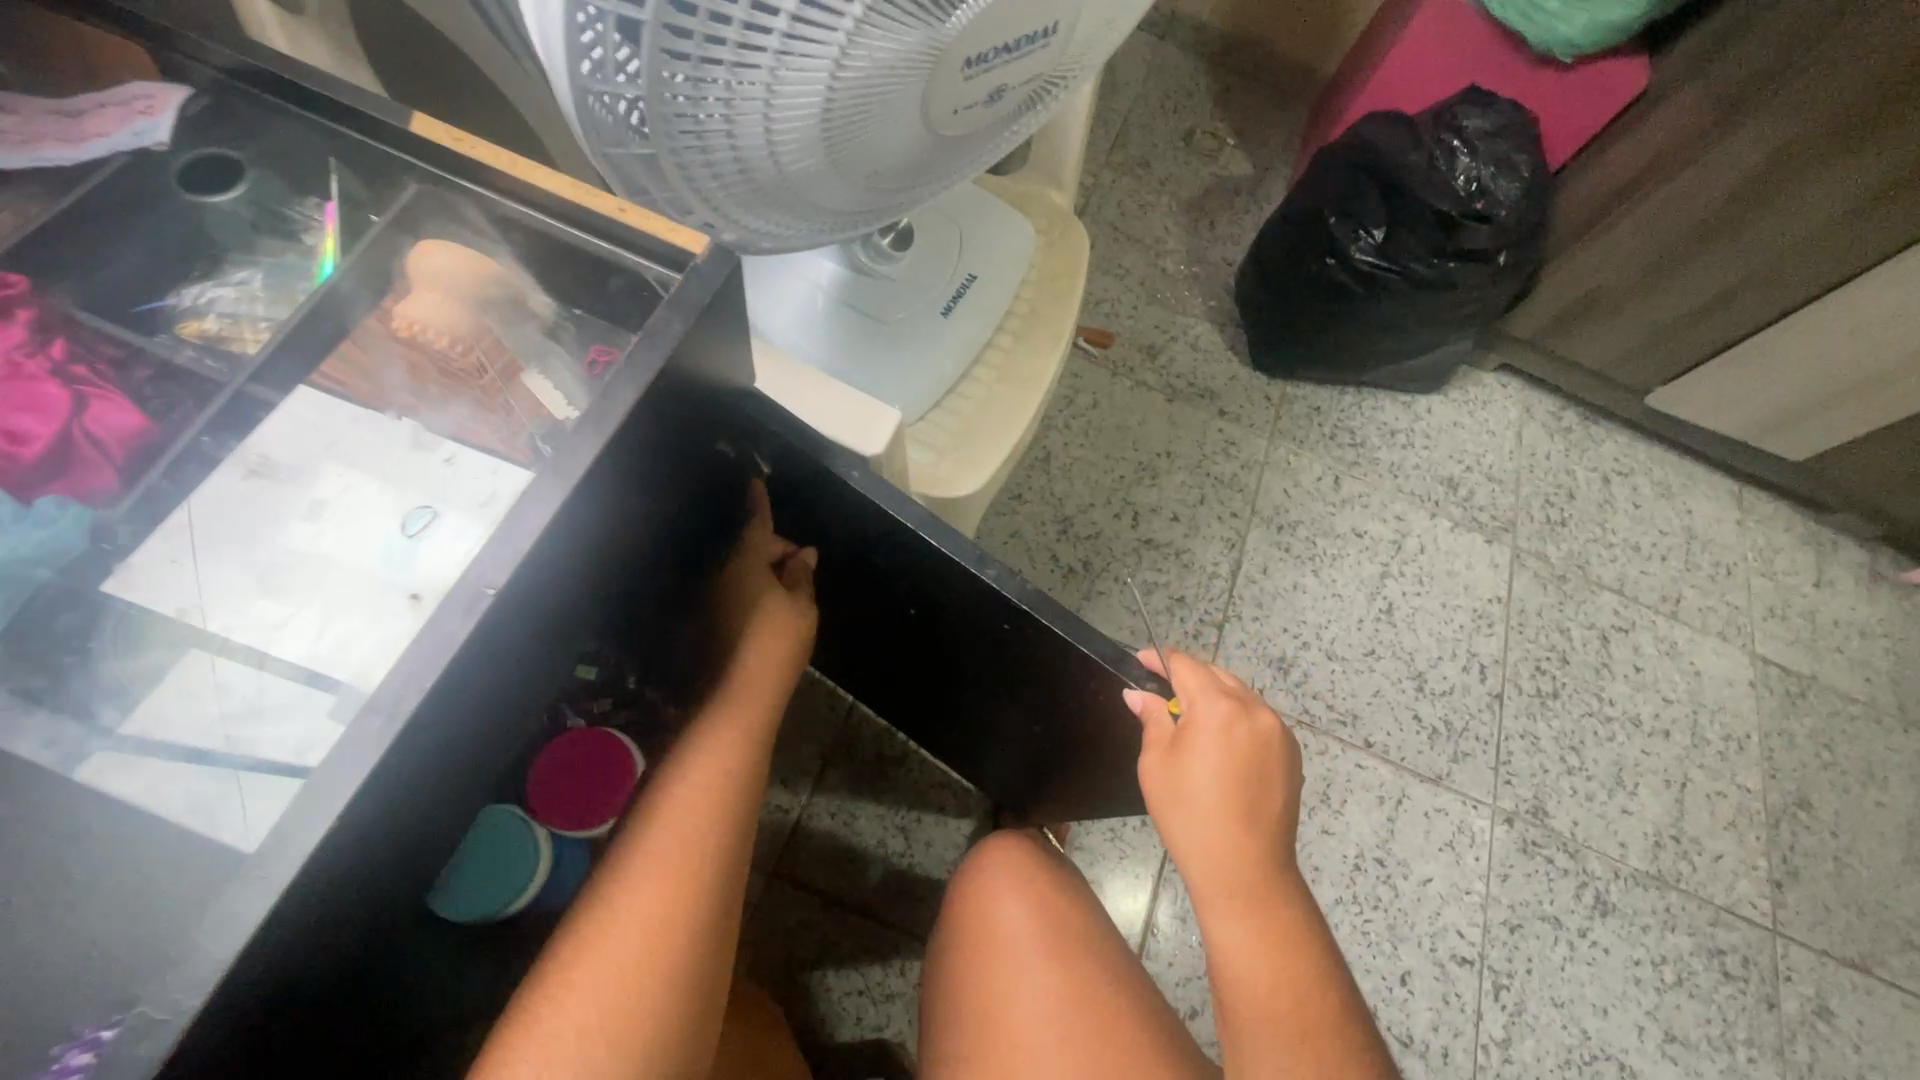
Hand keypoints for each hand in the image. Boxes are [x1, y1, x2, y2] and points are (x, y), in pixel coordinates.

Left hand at [712, 478, 817, 701]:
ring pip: (742, 573)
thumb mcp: (802, 607)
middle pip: (751, 549)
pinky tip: (772, 617)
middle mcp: (721, 573)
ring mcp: (710, 599)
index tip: (755, 481)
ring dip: (766, 576)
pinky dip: (753, 594)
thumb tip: (803, 554)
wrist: (736, 696)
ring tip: (792, 598)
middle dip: (778, 552)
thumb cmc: (776, 643)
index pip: (757, 523)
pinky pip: (734, 594)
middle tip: (804, 571)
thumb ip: (802, 576)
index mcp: (745, 562)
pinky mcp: (707, 622)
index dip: (760, 502)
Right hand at [1123, 648, 1303, 900]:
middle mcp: (1254, 708)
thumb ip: (1153, 719)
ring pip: (1240, 695)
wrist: (1245, 869)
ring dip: (1214, 697)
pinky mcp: (1291, 752)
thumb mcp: (1157, 763)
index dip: (1160, 658)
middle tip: (1162, 692)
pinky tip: (1220, 744)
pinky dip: (1236, 718)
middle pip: (1216, 675)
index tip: (1141, 660)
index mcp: (1217, 707)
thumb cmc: (1189, 816)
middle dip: (1188, 677)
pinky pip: (1258, 719)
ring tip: (1190, 719)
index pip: (1186, 665)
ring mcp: (1278, 730)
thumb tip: (1140, 694)